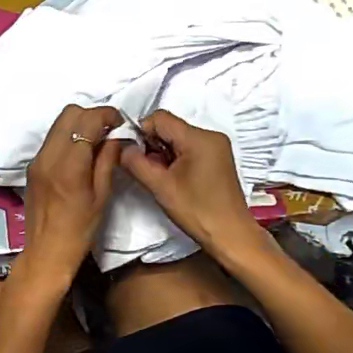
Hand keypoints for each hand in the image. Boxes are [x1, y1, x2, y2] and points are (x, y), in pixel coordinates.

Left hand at [19, 105, 124, 282]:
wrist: (46, 252)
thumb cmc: (80, 230)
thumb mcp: (102, 196)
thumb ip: (108, 161)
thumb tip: (116, 136)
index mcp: (68, 165)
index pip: (87, 121)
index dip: (107, 115)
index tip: (120, 124)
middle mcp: (48, 157)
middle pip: (69, 114)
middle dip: (92, 116)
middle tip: (109, 131)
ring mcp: (37, 161)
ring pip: (58, 124)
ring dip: (79, 125)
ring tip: (97, 141)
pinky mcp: (32, 167)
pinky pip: (51, 140)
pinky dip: (68, 138)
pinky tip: (81, 154)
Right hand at [120, 109, 260, 255]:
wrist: (230, 235)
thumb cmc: (197, 211)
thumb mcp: (160, 187)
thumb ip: (136, 163)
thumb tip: (122, 148)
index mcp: (199, 138)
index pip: (160, 118)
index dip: (141, 132)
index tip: (134, 156)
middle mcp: (211, 136)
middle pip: (170, 127)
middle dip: (152, 145)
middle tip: (148, 171)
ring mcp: (217, 147)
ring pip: (178, 139)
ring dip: (163, 154)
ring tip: (162, 179)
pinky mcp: (217, 159)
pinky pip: (189, 149)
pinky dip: (176, 160)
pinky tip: (174, 180)